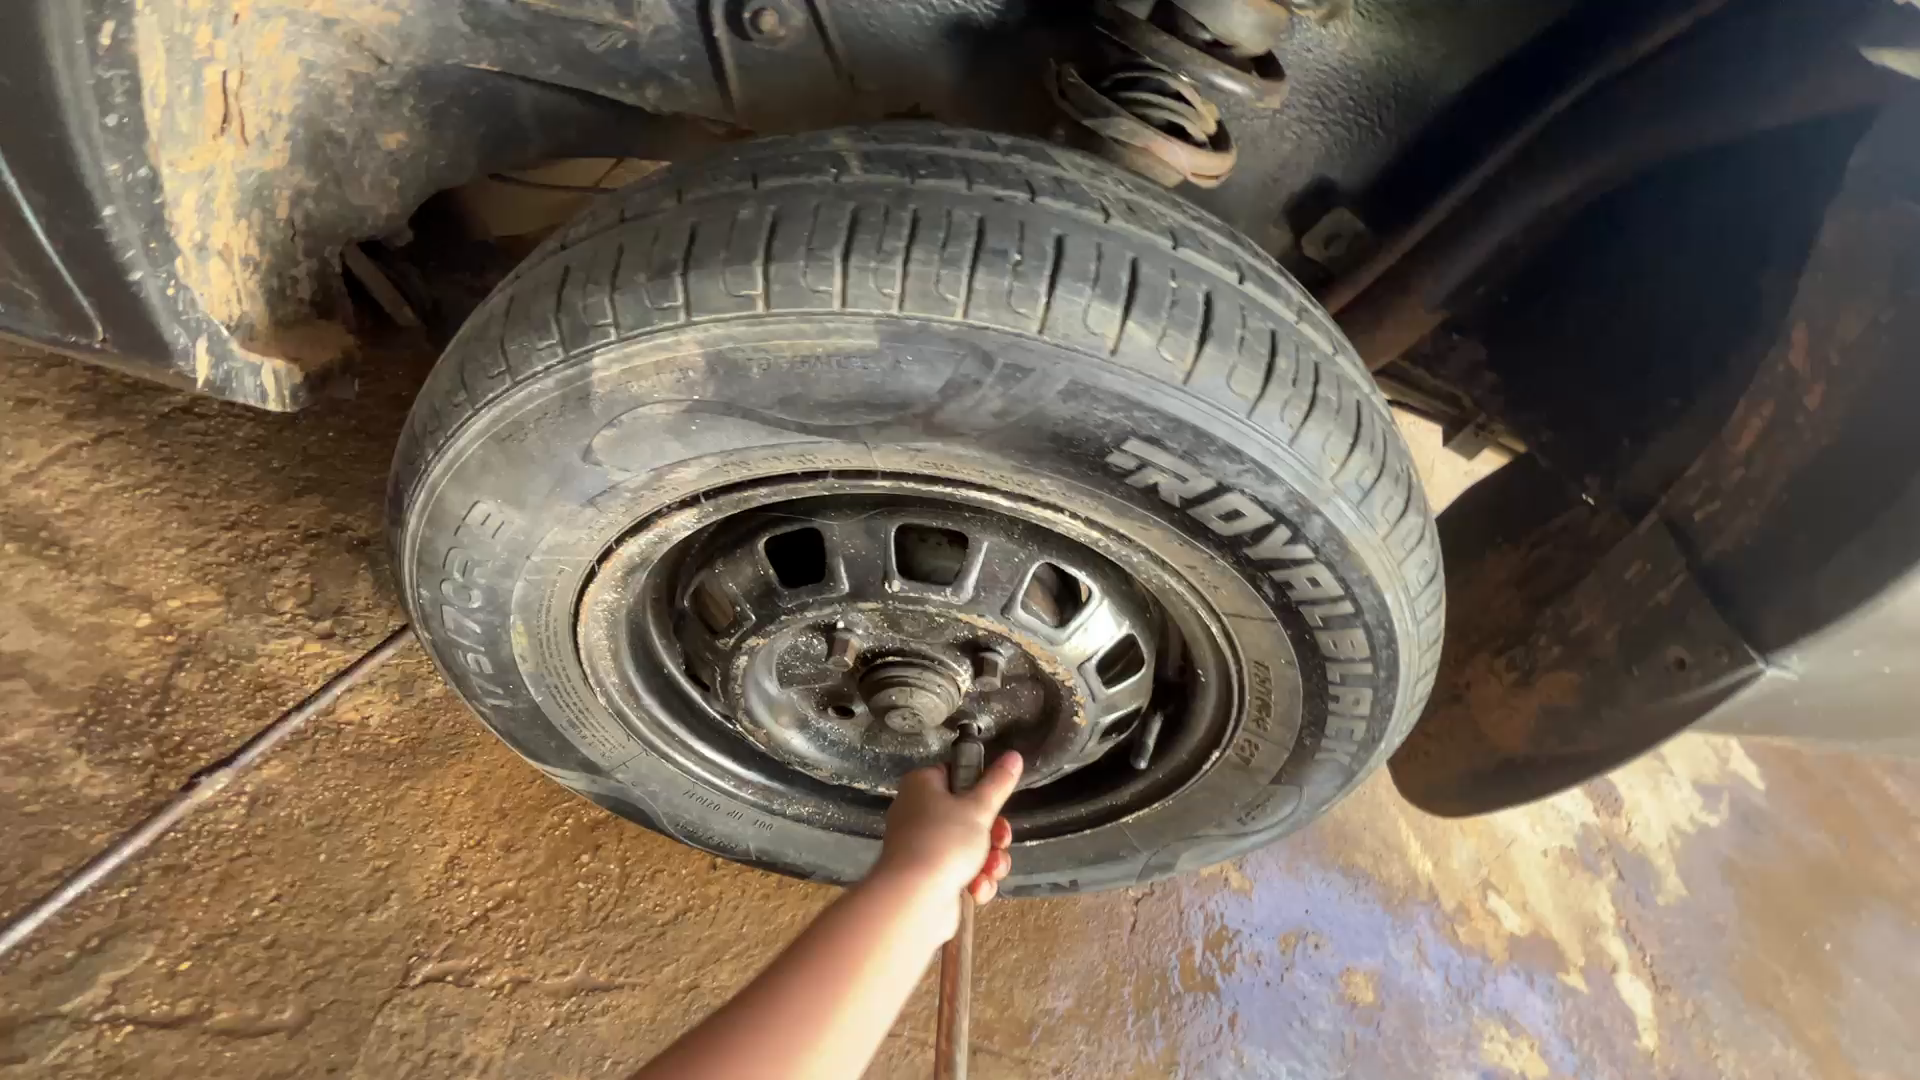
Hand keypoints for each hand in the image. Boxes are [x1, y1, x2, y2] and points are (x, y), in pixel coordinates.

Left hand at [871, 752, 1022, 923]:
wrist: (913, 901)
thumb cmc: (944, 842)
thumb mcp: (979, 808)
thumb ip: (998, 783)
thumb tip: (1014, 755)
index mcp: (922, 785)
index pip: (955, 775)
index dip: (979, 789)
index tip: (996, 802)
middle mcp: (916, 812)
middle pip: (967, 815)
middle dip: (992, 834)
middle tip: (1001, 842)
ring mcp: (920, 846)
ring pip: (967, 846)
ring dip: (988, 860)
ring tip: (991, 870)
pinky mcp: (926, 876)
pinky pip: (958, 870)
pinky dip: (972, 879)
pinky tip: (977, 888)